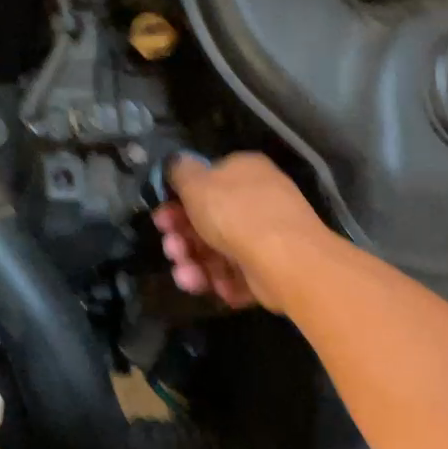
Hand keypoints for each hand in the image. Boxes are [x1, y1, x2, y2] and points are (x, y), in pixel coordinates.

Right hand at [153, 152, 323, 312]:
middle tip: (171, 248)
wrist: (286, 260)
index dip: (178, 201)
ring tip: (186, 276)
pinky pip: (237, 274)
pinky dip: (221, 281)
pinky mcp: (270, 270)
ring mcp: (266, 237)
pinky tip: (211, 286)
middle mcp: (258, 201)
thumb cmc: (236, 214)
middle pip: (209, 220)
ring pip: (219, 251)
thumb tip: (176, 162)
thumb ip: (180, 170)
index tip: (161, 218)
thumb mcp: (197, 183)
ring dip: (195, 264)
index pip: (206, 183)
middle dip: (183, 238)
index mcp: (244, 172)